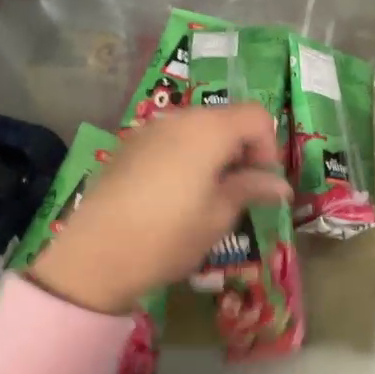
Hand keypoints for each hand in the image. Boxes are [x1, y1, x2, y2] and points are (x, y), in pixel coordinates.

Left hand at [29, 104, 289, 314]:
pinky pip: (171, 140)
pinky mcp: (128, 147)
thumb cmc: (169, 236)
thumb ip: (251, 189)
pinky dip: (186, 156)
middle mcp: (181, 118)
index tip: (263, 183)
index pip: (257, 116)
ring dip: (214, 153)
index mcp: (210, 129)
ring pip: (198, 128)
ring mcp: (150, 130)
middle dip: (242, 149)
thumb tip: (280, 184)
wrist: (94, 257)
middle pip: (227, 118)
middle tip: (241, 190)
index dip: (269, 147)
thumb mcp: (219, 216)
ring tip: (209, 195)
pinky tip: (176, 195)